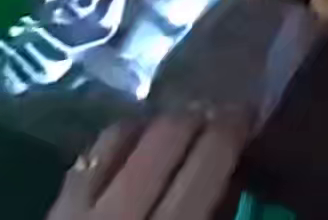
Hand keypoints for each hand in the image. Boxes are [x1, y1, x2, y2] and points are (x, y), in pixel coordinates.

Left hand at [47, 116, 251, 219]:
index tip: (252, 117)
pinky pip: (87, 162)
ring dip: (158, 127)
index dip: (239, 123)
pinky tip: (133, 158)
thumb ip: (221, 219)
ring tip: (177, 138)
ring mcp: (74, 219)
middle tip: (219, 125)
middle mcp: (122, 217)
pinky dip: (118, 147)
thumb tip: (238, 175)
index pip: (213, 151)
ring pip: (124, 135)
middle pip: (171, 131)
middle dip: (202, 117)